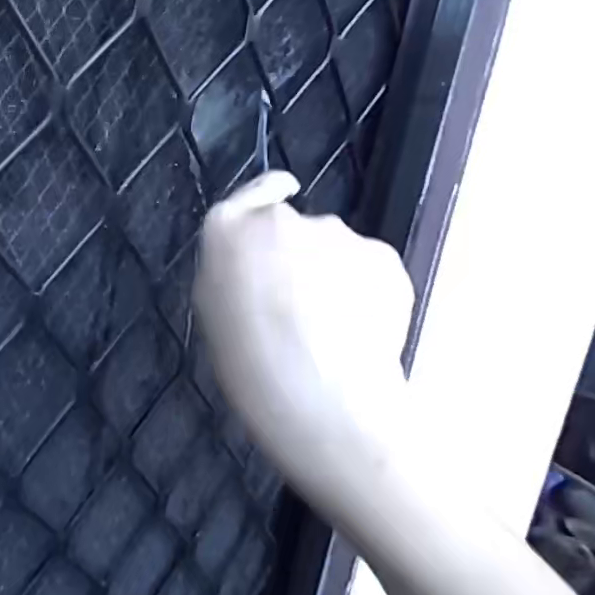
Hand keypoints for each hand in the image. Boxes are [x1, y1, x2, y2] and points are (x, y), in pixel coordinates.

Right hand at [193, 172, 416, 530]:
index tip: (282, 193)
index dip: (267, 193)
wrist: (323, 401)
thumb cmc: (249, 365)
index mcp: (227, 230)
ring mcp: (335, 234)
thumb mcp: (213, 310)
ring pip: (333, 247)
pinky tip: (361, 329)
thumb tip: (256, 262)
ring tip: (333, 327)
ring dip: (332, 272)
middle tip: (297, 303)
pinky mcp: (381, 255)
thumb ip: (231, 268)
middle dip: (296, 252)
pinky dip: (367, 288)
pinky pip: (368, 265)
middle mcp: (280, 219)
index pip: (252, 193)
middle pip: (292, 225)